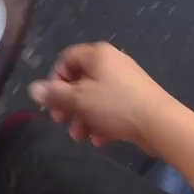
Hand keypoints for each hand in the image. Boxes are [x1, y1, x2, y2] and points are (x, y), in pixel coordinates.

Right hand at [28, 42, 183, 152]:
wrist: (160, 123)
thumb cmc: (115, 106)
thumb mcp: (79, 100)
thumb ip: (55, 95)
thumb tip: (32, 88)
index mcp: (97, 54)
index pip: (66, 59)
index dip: (55, 80)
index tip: (52, 102)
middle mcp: (111, 61)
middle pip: (80, 79)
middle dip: (69, 104)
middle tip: (62, 122)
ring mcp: (125, 79)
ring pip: (95, 96)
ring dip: (84, 117)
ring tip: (81, 136)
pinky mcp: (136, 97)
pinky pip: (111, 105)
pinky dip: (102, 120)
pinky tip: (100, 139)